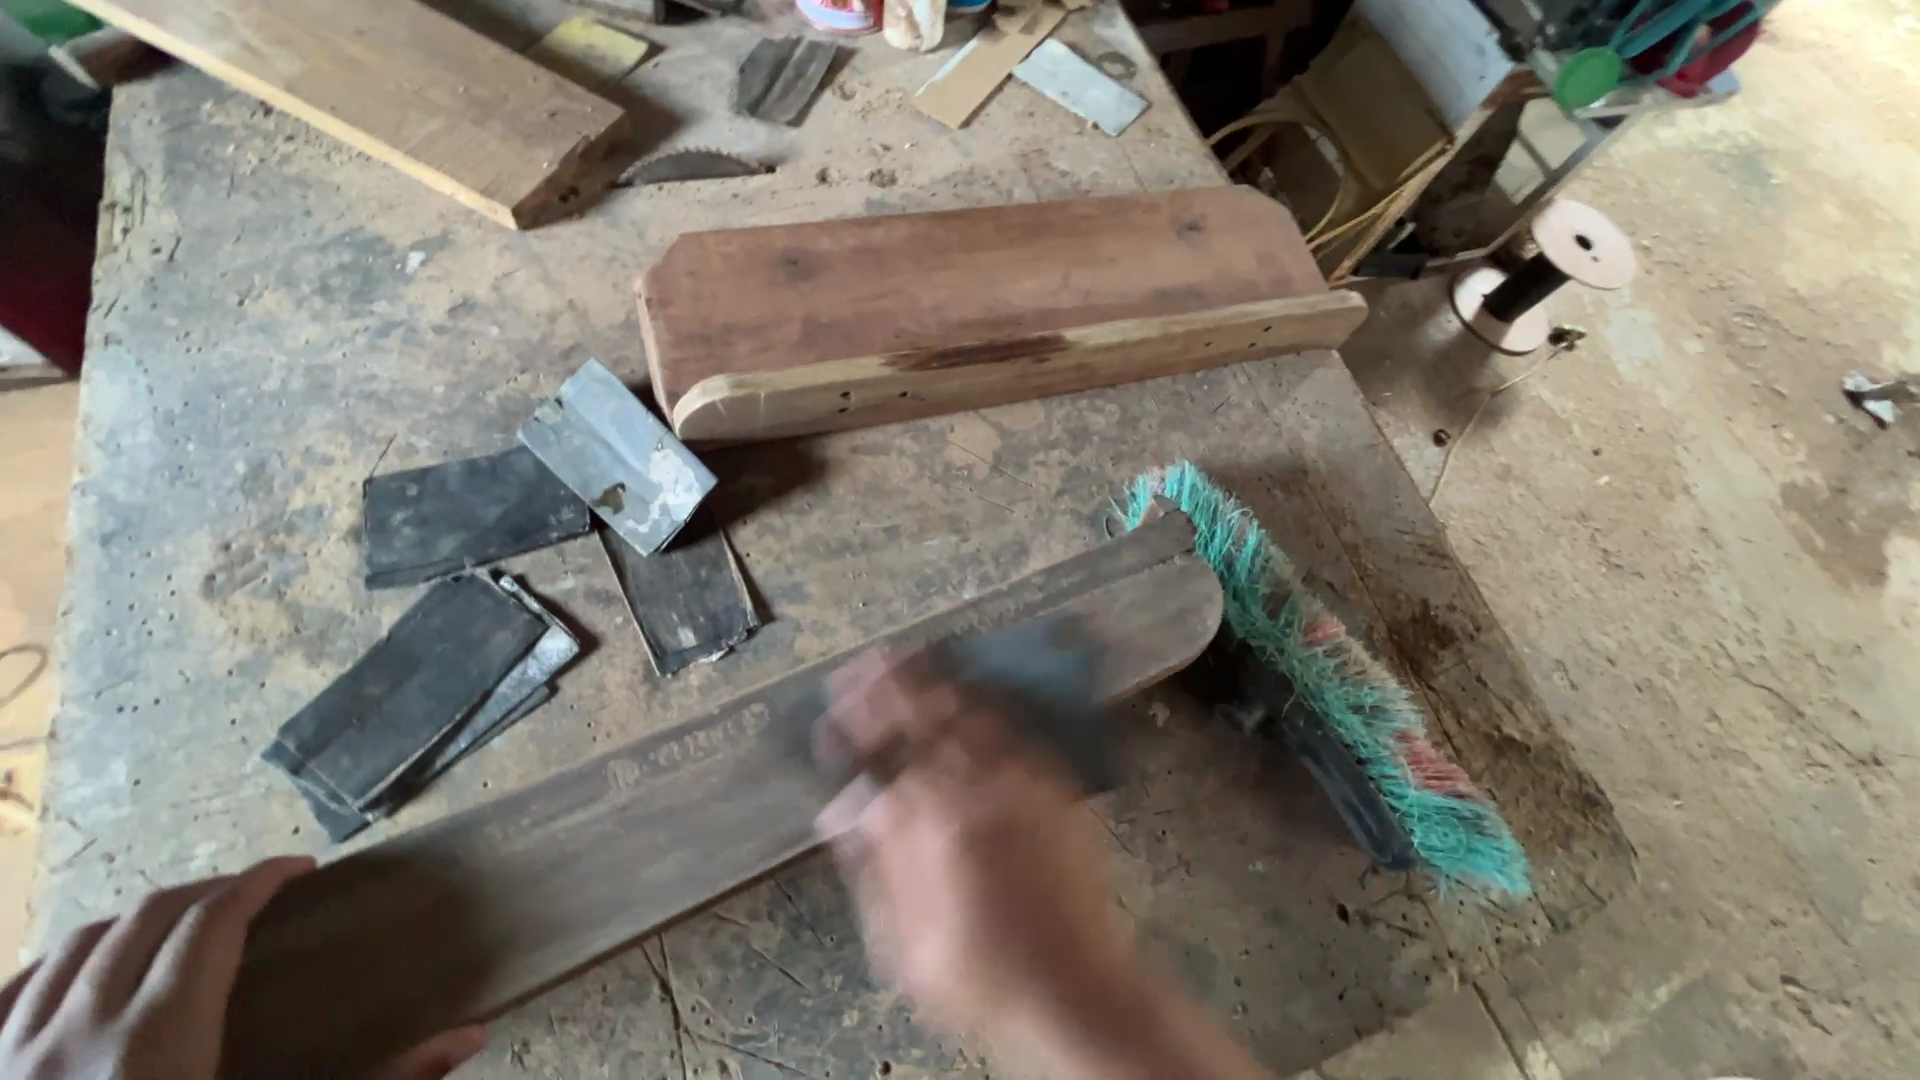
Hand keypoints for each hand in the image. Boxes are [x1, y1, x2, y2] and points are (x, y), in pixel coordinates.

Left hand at [0, 856, 484, 1079]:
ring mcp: (9, 1058)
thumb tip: (471, 1036)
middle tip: (259, 894)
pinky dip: (60, 961)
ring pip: (78, 944)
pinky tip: (90, 970)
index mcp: (156, 1038)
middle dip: (211, 889)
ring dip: (140, 919)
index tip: (301, 869)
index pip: (213, 918)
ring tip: (185, 925)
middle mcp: (75, 1033)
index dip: (261, 879)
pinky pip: (11, 989)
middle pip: (150, 915)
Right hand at [815, 650, 1144, 1040]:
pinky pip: (1016, 726)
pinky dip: (986, 700)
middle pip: (929, 715)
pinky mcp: (1056, 787)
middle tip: (870, 658)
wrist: (1075, 988)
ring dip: (939, 678)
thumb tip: (845, 810)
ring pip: (974, 711)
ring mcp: (1022, 782)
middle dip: (894, 681)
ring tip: (914, 653)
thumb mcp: (904, 942)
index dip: (857, 720)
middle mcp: (979, 789)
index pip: (884, 751)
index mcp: (933, 825)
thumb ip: (873, 866)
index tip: (837, 700)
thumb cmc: (983, 975)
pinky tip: (972, 691)